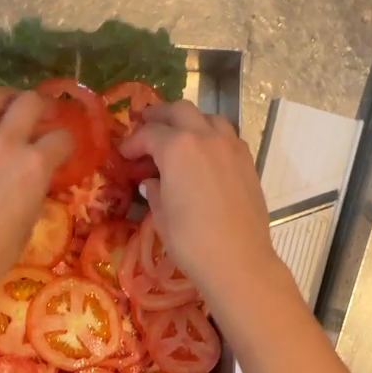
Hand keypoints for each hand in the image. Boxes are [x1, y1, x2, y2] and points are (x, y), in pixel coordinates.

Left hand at [0, 87, 71, 286]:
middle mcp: (5, 144)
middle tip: (40, 112)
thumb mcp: (28, 223)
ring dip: (1, 97)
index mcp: (34, 167)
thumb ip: (33, 193)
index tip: (64, 147)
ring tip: (2, 106)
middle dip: (40, 104)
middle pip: (28, 102)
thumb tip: (31, 182)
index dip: (67, 142)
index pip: (61, 139)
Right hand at [119, 101, 280, 299]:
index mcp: (178, 148)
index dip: (133, 142)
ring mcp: (231, 146)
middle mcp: (205, 137)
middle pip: (180, 111)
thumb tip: (151, 181)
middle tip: (146, 127)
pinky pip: (227, 136)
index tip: (124, 154)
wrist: (238, 261)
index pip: (149, 134)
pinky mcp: (247, 161)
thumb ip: (155, 191)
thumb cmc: (191, 242)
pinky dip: (211, 136)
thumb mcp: (163, 217)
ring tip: (179, 136)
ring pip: (208, 117)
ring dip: (190, 121)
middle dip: (160, 116)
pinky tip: (205, 155)